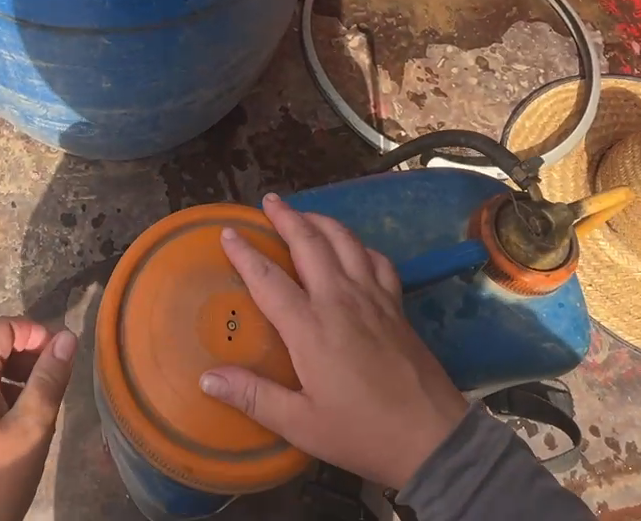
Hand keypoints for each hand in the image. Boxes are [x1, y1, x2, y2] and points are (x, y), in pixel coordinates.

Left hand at [0, 317, 77, 520]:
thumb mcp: (30, 430)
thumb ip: (48, 380)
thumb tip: (66, 337)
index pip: (1, 328)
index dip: (33, 333)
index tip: (56, 358)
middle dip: (24, 358)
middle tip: (50, 385)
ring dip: (9, 381)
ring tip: (33, 411)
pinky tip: (6, 432)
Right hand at [198, 193, 468, 490]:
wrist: (433, 438)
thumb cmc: (362, 433)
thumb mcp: (301, 425)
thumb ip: (254, 396)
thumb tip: (206, 378)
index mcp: (310, 327)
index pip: (267, 278)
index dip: (244, 252)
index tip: (228, 231)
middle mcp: (339, 299)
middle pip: (309, 242)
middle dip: (286, 217)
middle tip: (269, 201)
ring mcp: (372, 297)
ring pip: (344, 241)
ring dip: (321, 220)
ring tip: (304, 213)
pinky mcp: (396, 304)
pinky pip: (377, 260)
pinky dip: (359, 246)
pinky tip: (353, 248)